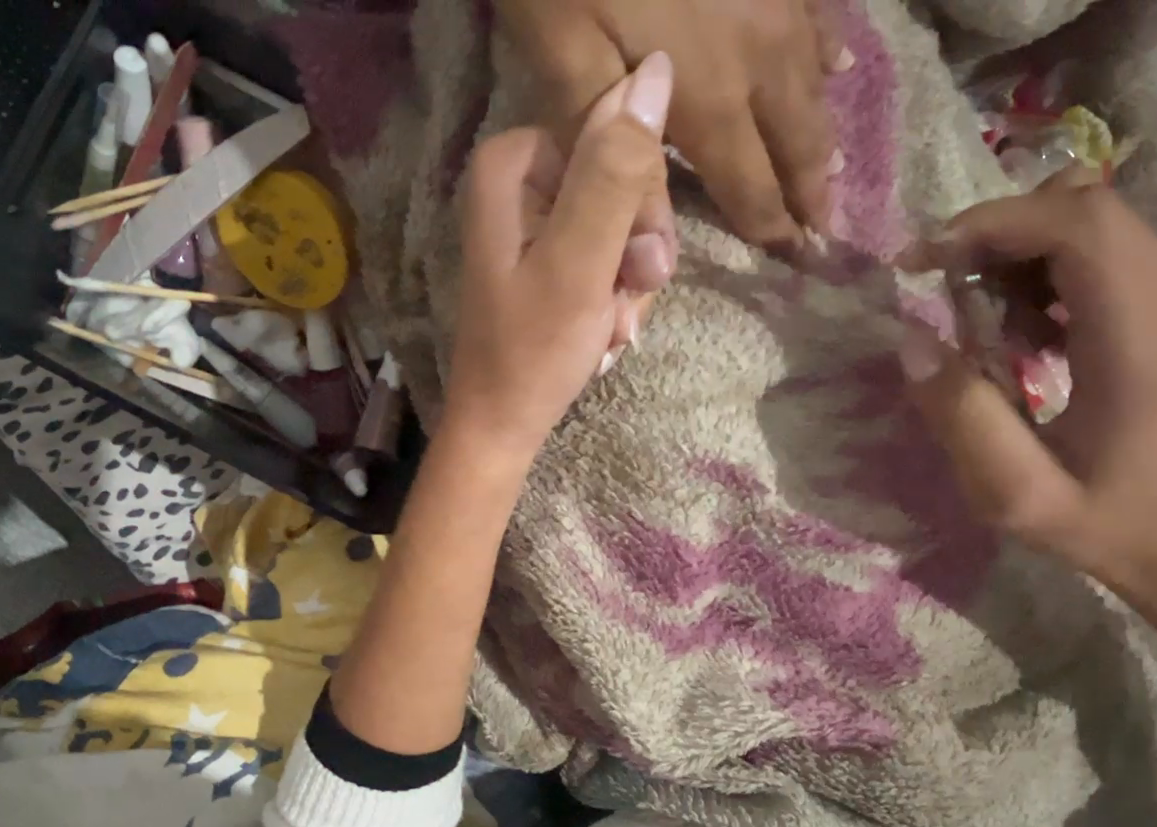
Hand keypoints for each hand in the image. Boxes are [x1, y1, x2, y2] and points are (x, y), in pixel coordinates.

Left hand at [442, 52, 671, 464]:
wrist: (503, 423)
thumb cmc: (533, 350)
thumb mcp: (580, 260)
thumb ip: (615, 172)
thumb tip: (653, 72)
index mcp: (515, 162)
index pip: (619, 139)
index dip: (643, 203)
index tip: (637, 260)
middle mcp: (522, 178)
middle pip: (624, 182)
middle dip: (637, 249)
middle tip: (628, 298)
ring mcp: (537, 218)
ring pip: (625, 223)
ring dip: (631, 280)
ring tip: (611, 325)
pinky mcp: (549, 253)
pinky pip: (610, 253)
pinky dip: (617, 294)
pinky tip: (604, 330)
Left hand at [498, 0, 845, 289]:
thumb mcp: (564, 69)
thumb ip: (613, 158)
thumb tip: (659, 245)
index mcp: (707, 99)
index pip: (750, 185)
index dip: (771, 226)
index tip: (795, 257)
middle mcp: (757, 56)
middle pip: (795, 139)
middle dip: (809, 189)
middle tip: (825, 229)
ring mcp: (773, 1)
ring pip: (813, 83)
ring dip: (822, 132)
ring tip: (836, 167)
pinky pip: (814, 16)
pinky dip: (826, 51)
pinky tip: (837, 65)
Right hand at [902, 173, 1156, 638]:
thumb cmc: (1100, 520)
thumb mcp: (1015, 495)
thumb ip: (963, 420)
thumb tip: (912, 340)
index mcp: (1141, 342)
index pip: (1079, 225)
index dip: (994, 223)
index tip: (925, 261)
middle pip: (1085, 206)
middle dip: (998, 231)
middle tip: (941, 284)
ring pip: (1092, 220)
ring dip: (1018, 248)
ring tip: (978, 313)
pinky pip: (1102, 248)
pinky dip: (1044, 265)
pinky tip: (1019, 324)